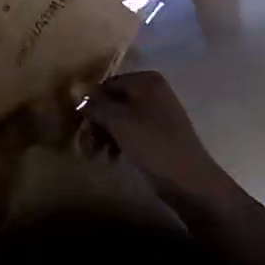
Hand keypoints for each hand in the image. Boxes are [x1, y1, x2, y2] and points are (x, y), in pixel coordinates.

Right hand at [76, 70, 220, 196]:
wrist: (191, 183)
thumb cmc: (153, 145)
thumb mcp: (119, 122)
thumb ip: (95, 103)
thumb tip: (73, 85)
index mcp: (146, 81)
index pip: (105, 86)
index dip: (89, 106)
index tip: (79, 128)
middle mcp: (153, 91)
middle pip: (112, 102)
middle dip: (96, 122)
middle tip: (86, 145)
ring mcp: (158, 113)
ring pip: (119, 118)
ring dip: (104, 134)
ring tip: (96, 154)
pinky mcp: (160, 133)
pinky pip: (131, 130)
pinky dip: (118, 141)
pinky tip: (112, 156)